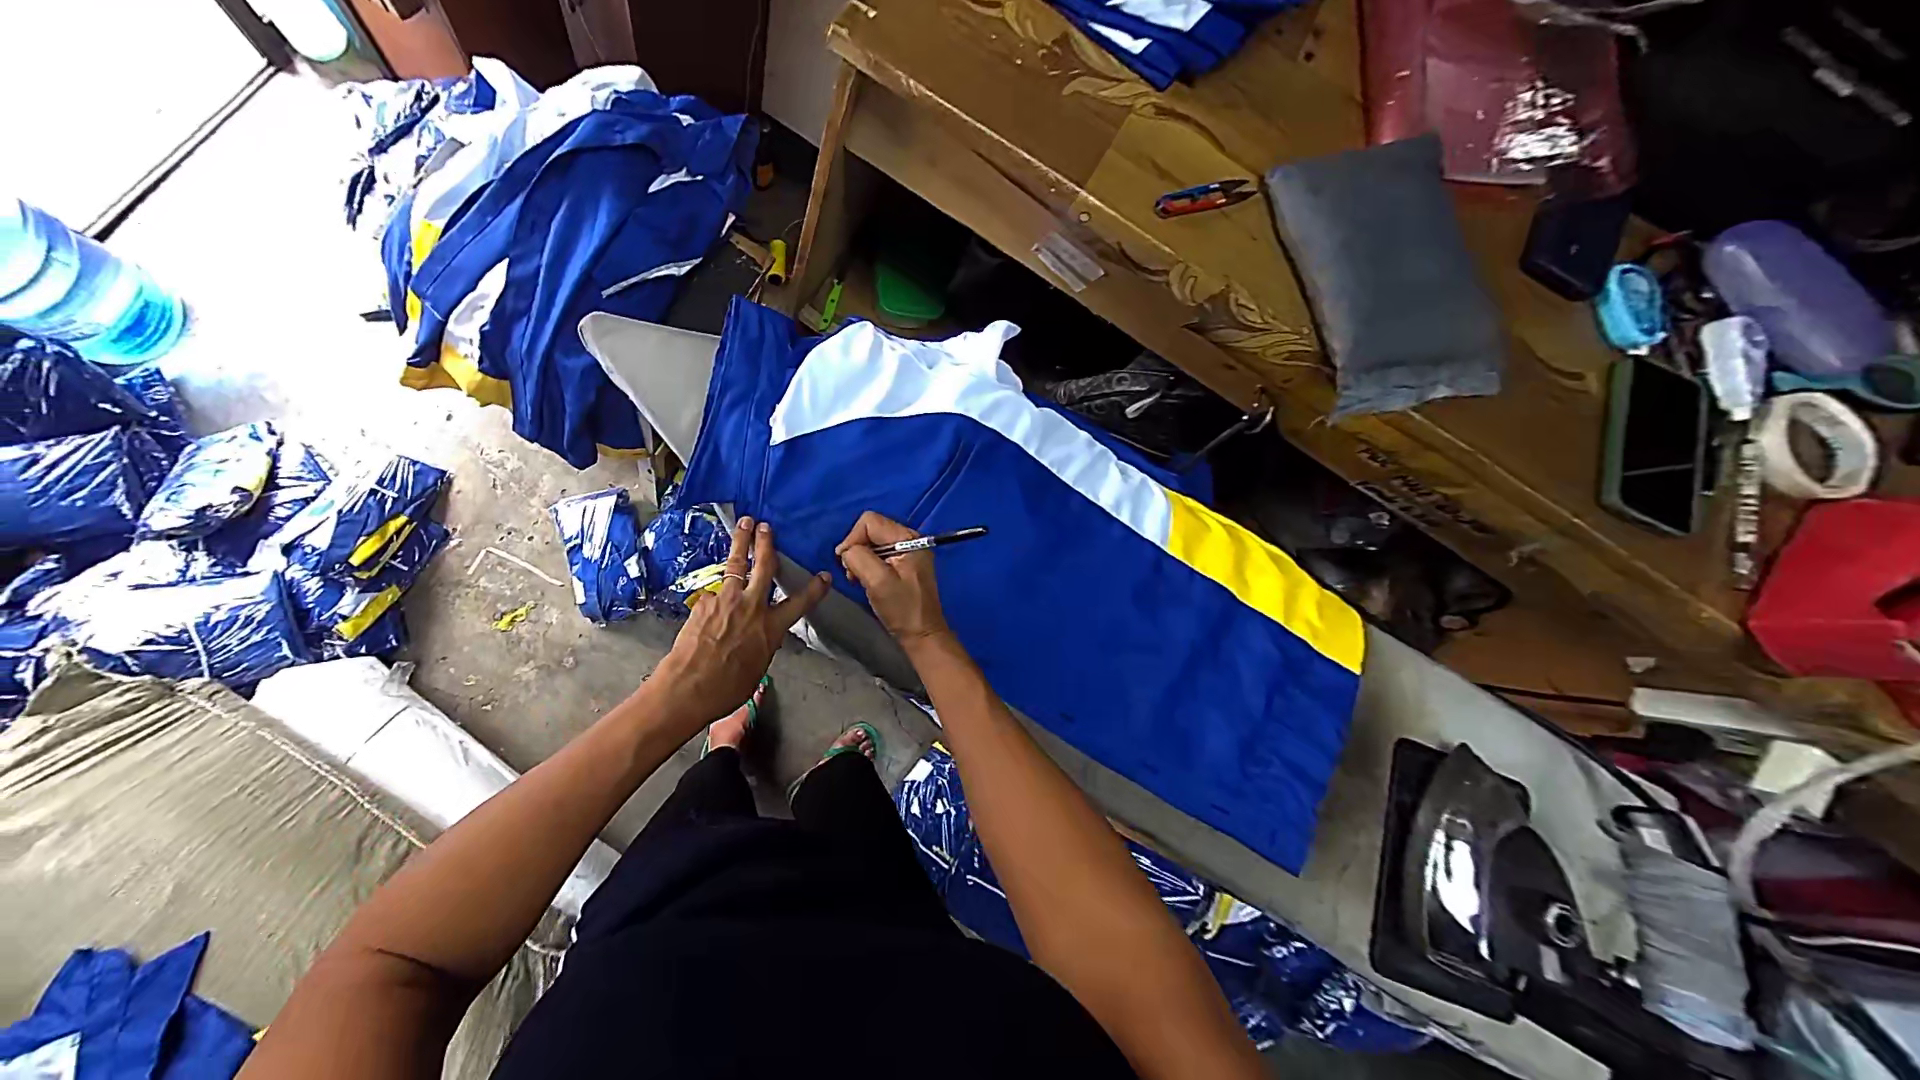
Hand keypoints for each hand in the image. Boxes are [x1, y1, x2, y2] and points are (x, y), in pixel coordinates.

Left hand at [646, 517, 829, 734]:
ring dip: (741, 542)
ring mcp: (726, 601)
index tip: (824, 576)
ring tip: (743, 525)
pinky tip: (710, 606)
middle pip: (764, 566)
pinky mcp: (703, 603)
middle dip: (766, 543)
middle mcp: (752, 607)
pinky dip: (715, 596)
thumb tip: (757, 635)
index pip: (800, 603)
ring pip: (736, 565)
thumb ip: (762, 643)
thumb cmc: (727, 687)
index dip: (814, 589)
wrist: (690, 686)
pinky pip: (713, 594)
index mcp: (771, 627)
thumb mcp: (758, 666)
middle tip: (766, 526)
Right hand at [835, 512, 951, 648]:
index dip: (853, 538)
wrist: (922, 635)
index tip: (847, 562)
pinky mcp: (904, 565)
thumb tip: (847, 550)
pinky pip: (879, 555)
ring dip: (861, 559)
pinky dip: (869, 566)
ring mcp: (908, 552)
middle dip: (857, 549)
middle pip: (871, 530)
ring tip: (859, 579)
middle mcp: (910, 539)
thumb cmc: (902, 609)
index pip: (870, 521)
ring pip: (873, 543)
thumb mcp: (878, 581)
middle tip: (853, 574)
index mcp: (908, 538)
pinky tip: (868, 581)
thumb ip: (859, 557)